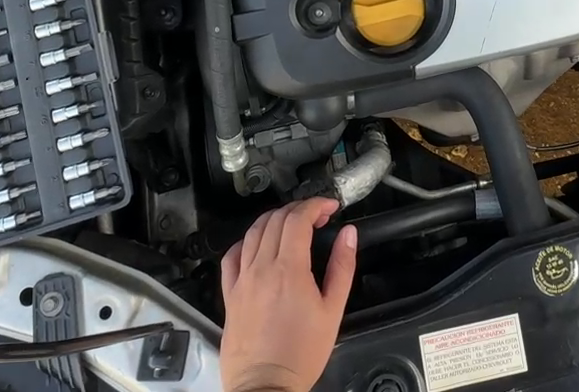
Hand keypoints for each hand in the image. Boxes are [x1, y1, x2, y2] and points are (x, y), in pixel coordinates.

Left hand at [220, 198, 357, 391]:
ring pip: (253, 232)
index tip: (329, 207)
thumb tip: (348, 234)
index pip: (298, 219)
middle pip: (276, 220)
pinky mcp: (229, 295)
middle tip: (316, 217)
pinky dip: (246, 241)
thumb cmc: (301, 354)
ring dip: (274, 219)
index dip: (316, 206)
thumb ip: (342, 267)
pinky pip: (232, 257)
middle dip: (299, 209)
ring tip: (291, 224)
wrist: (265, 389)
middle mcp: (262, 269)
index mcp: (289, 270)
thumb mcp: (333, 311)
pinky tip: (258, 244)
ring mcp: (242, 281)